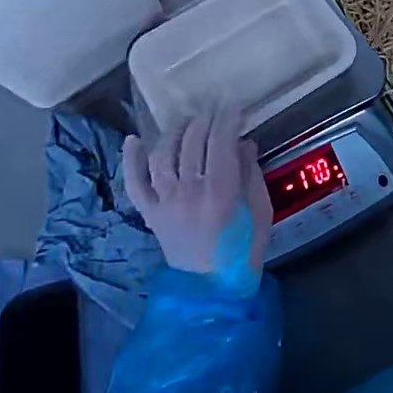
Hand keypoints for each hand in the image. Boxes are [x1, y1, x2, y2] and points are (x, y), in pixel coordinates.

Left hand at [122, 106, 272, 287]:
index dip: (227, 119)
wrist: (212, 286)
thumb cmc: (244, 248)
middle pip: (192, 143)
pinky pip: (135, 183)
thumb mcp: (260, 208)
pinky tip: (133, 140)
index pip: (220, 142)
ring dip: (175, 132)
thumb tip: (242, 143)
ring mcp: (165, 202)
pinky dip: (131, 160)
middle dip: (205, 119)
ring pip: (163, 155)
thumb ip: (250, 173)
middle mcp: (189, 192)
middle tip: (215, 108)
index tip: (234, 105)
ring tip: (188, 120)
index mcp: (220, 192)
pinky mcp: (150, 213)